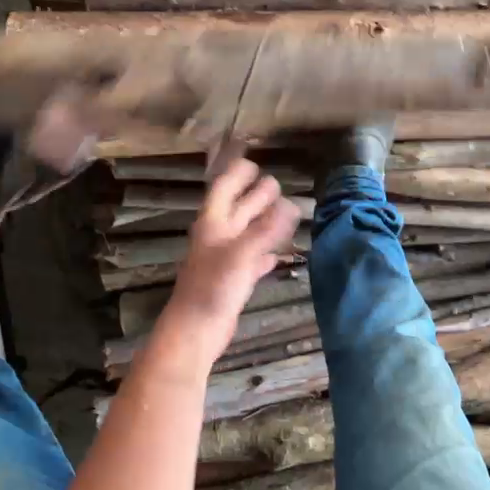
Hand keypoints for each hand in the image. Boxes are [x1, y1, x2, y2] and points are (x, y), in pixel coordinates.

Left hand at [154, 159, 301, 369]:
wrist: (195, 331)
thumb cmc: (212, 287)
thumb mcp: (241, 254)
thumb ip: (267, 229)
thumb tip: (293, 204)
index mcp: (213, 224)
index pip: (223, 189)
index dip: (236, 173)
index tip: (252, 159)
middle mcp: (218, 237)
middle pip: (238, 209)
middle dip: (255, 195)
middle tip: (276, 181)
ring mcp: (225, 259)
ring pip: (247, 232)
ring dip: (263, 221)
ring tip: (286, 210)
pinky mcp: (233, 280)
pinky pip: (253, 259)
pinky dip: (265, 252)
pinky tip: (278, 253)